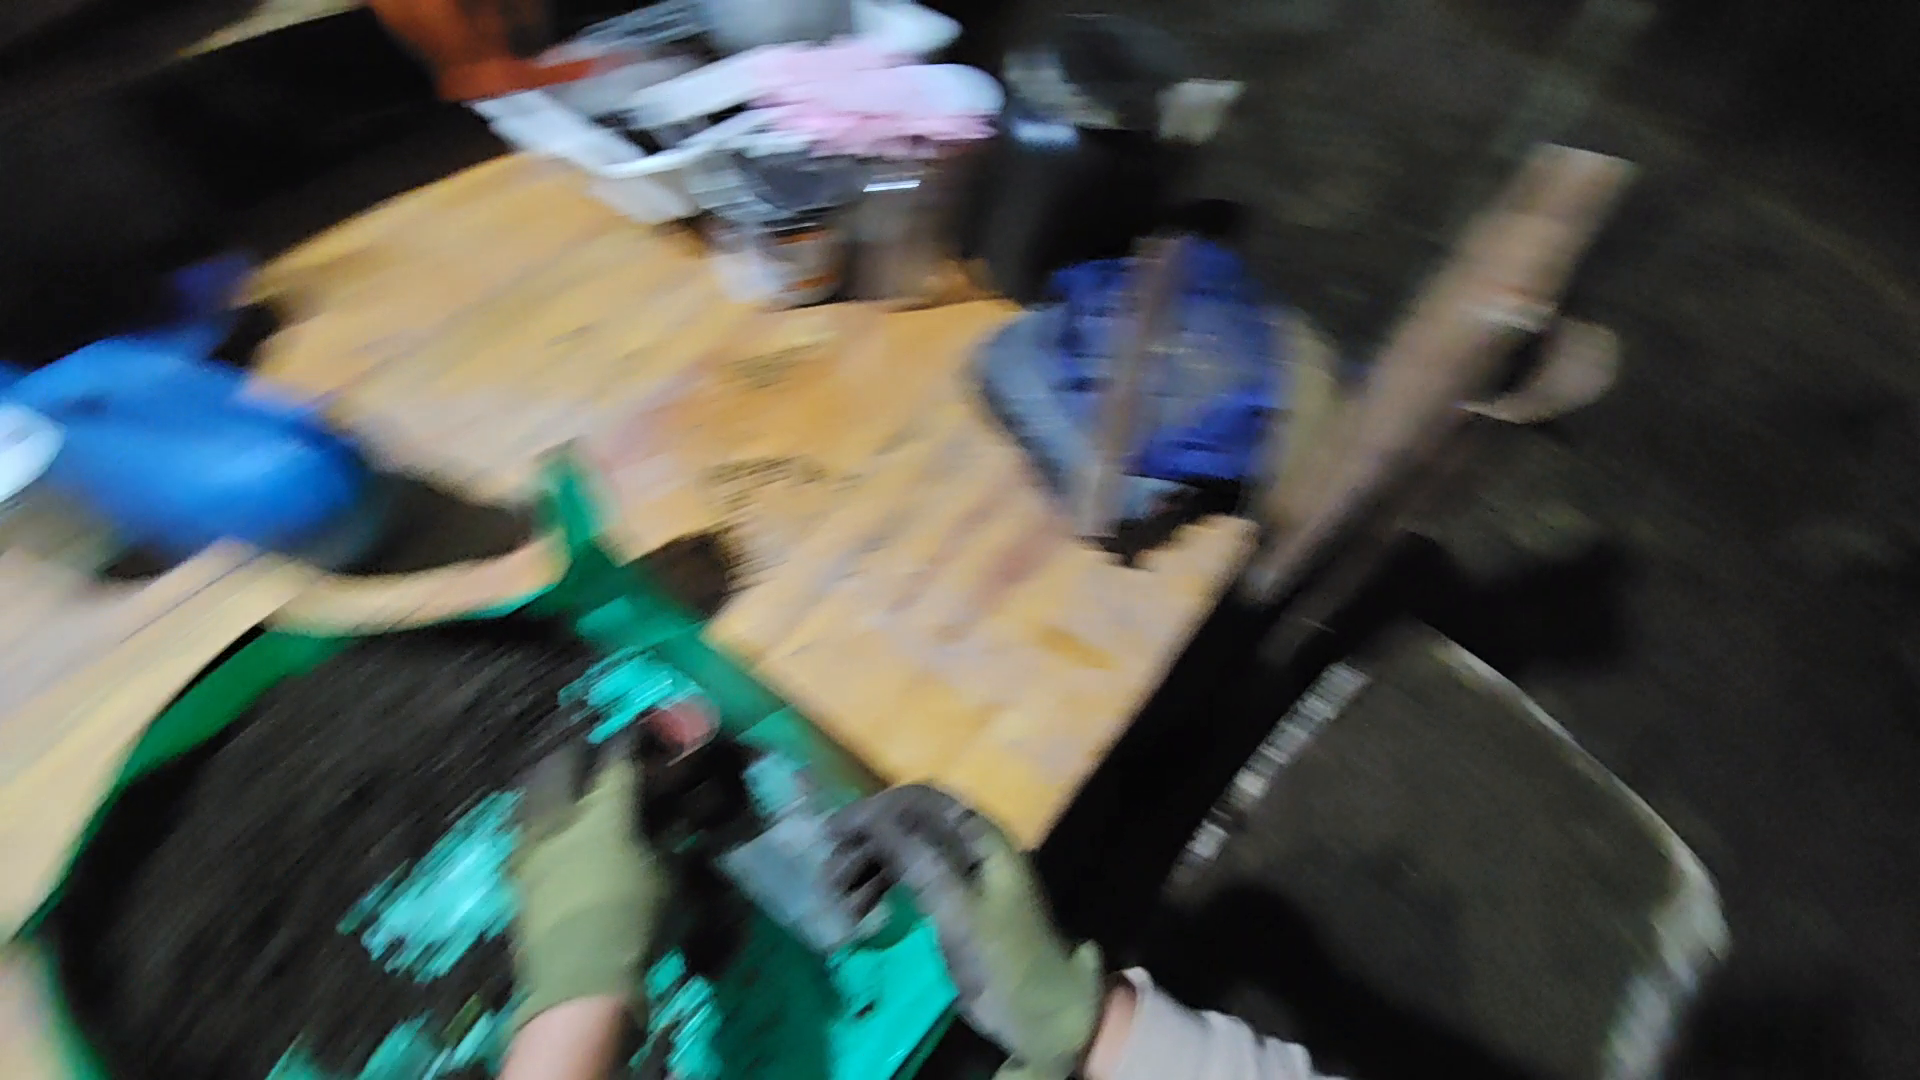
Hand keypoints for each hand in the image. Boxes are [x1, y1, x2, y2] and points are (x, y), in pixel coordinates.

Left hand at [508, 734, 666, 1034]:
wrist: (579, 982)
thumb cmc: (637, 922)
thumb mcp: (671, 875)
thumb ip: (668, 839)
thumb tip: (674, 817)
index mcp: (606, 812)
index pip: (618, 758)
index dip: (631, 738)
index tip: (642, 729)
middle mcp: (562, 819)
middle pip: (561, 763)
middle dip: (579, 748)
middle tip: (595, 748)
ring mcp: (532, 846)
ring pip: (531, 793)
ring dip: (549, 778)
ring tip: (564, 778)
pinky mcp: (516, 875)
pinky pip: (523, 828)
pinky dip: (537, 815)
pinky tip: (550, 822)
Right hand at [830, 785, 1103, 1079]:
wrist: (1044, 1013)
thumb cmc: (1005, 957)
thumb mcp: (959, 909)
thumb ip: (919, 860)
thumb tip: (876, 816)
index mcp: (979, 834)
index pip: (920, 800)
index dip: (878, 808)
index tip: (838, 830)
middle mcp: (968, 844)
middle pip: (907, 826)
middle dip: (867, 844)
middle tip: (830, 873)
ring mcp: (959, 872)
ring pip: (904, 854)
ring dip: (869, 869)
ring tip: (838, 899)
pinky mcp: (951, 900)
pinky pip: (908, 881)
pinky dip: (881, 890)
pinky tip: (859, 913)